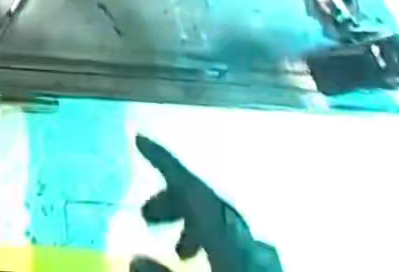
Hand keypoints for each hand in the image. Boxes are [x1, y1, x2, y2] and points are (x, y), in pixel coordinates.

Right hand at [131, 135, 282, 271]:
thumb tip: (134, 257)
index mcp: (231, 244)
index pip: (195, 189)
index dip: (165, 162)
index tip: (138, 139)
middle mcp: (251, 246)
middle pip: (208, 203)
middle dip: (173, 199)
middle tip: (146, 217)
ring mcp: (263, 262)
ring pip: (222, 225)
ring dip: (191, 225)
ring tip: (175, 249)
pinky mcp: (264, 271)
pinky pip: (234, 246)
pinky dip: (210, 244)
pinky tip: (197, 264)